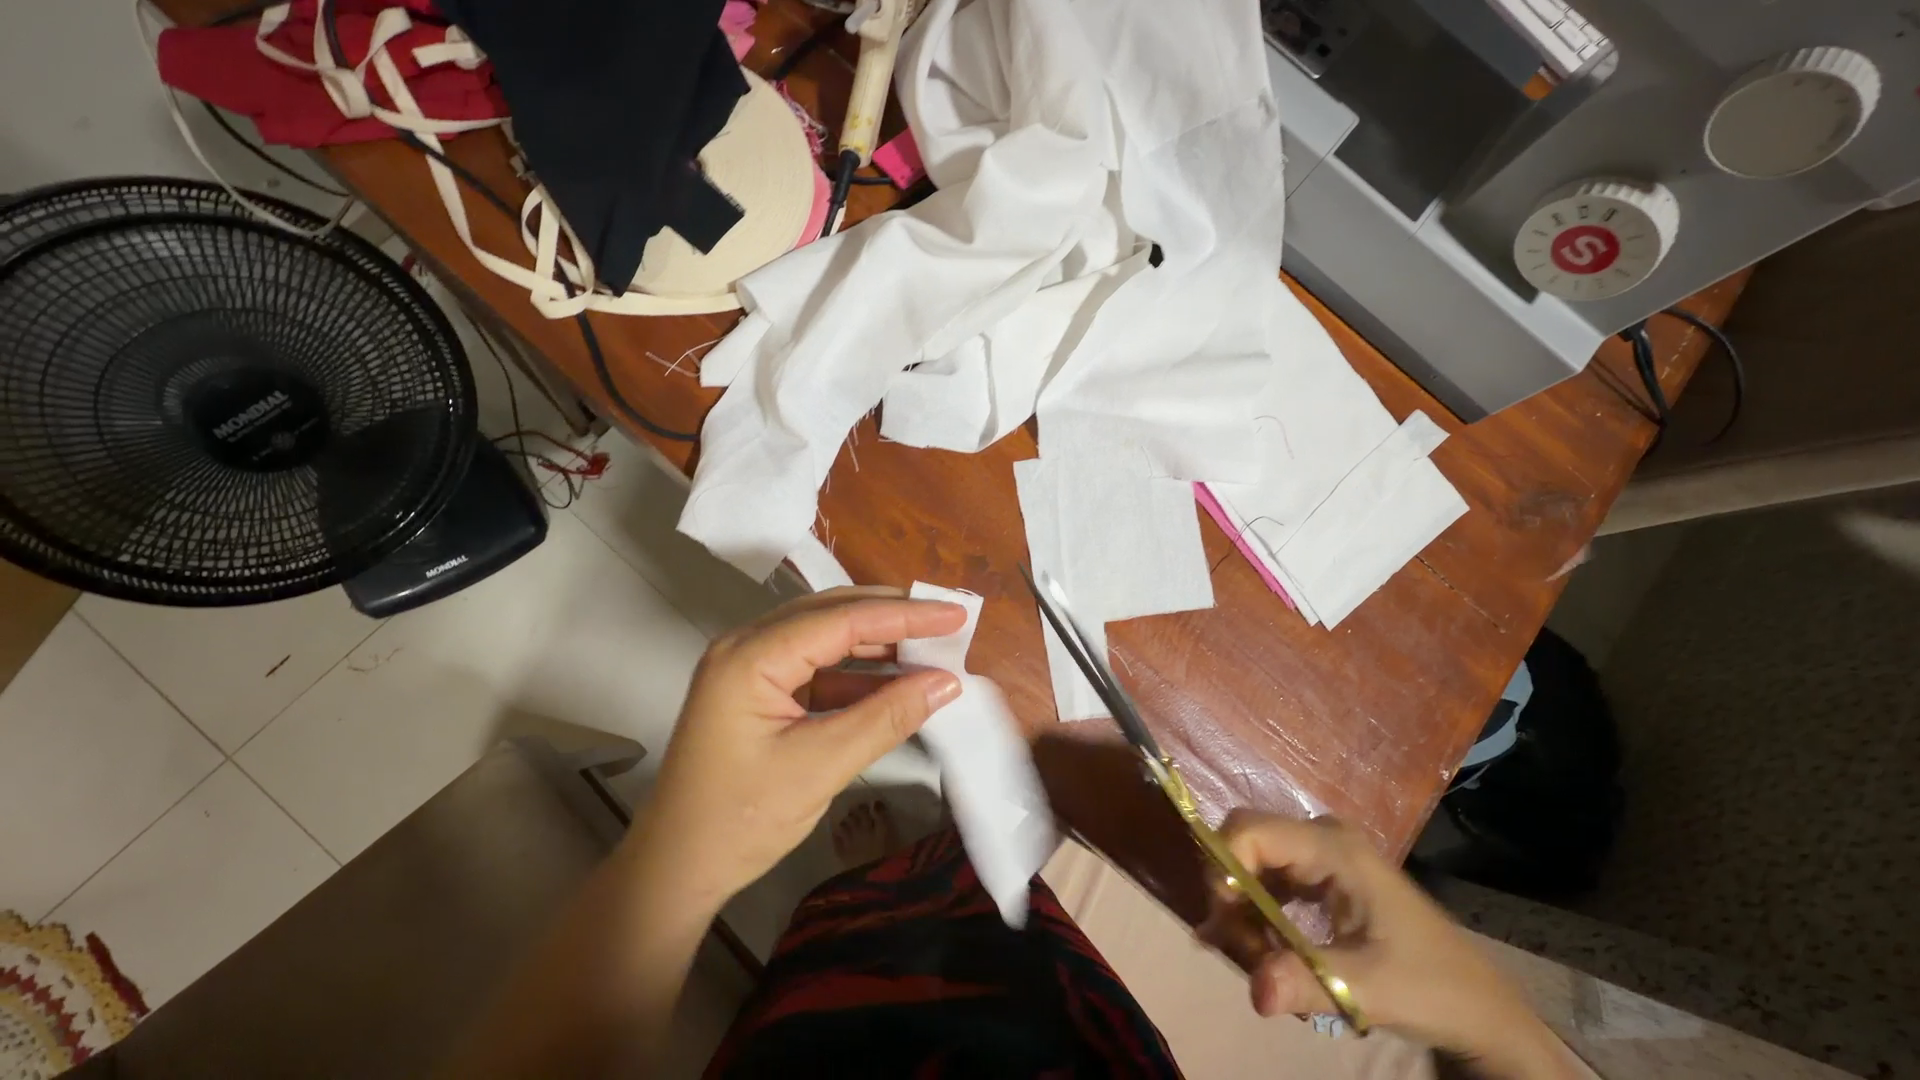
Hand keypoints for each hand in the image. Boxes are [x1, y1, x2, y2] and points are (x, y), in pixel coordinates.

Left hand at [626, 587, 965, 911]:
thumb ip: (886, 717)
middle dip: (891, 617)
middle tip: (948, 621)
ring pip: (823, 639)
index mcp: (751, 656)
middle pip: (829, 614)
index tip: (957, 613)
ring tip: (930, 649)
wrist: (676, 870)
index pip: (841, 619)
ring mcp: (748, 670)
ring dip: (875, 645)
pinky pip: (813, 670)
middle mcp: (745, 648)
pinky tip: (893, 684)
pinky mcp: (756, 695)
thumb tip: (948, 683)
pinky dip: (855, 675)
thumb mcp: (820, 766)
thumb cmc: (740, 819)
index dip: (904, 615)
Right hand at [1198, 813, 1556, 1071]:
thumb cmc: (1431, 987)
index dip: (1224, 867)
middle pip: (1246, 841)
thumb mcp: (1368, 989)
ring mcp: (1323, 855)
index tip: (1226, 921)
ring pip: (1253, 861)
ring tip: (1258, 958)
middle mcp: (1323, 838)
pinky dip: (1258, 912)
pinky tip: (1267, 951)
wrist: (1480, 1008)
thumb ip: (1307, 983)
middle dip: (1230, 892)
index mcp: (1335, 849)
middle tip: (1240, 947)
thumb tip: (1255, 992)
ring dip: (1243, 908)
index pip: (1250, 830)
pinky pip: (1269, 879)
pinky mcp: (1322, 876)